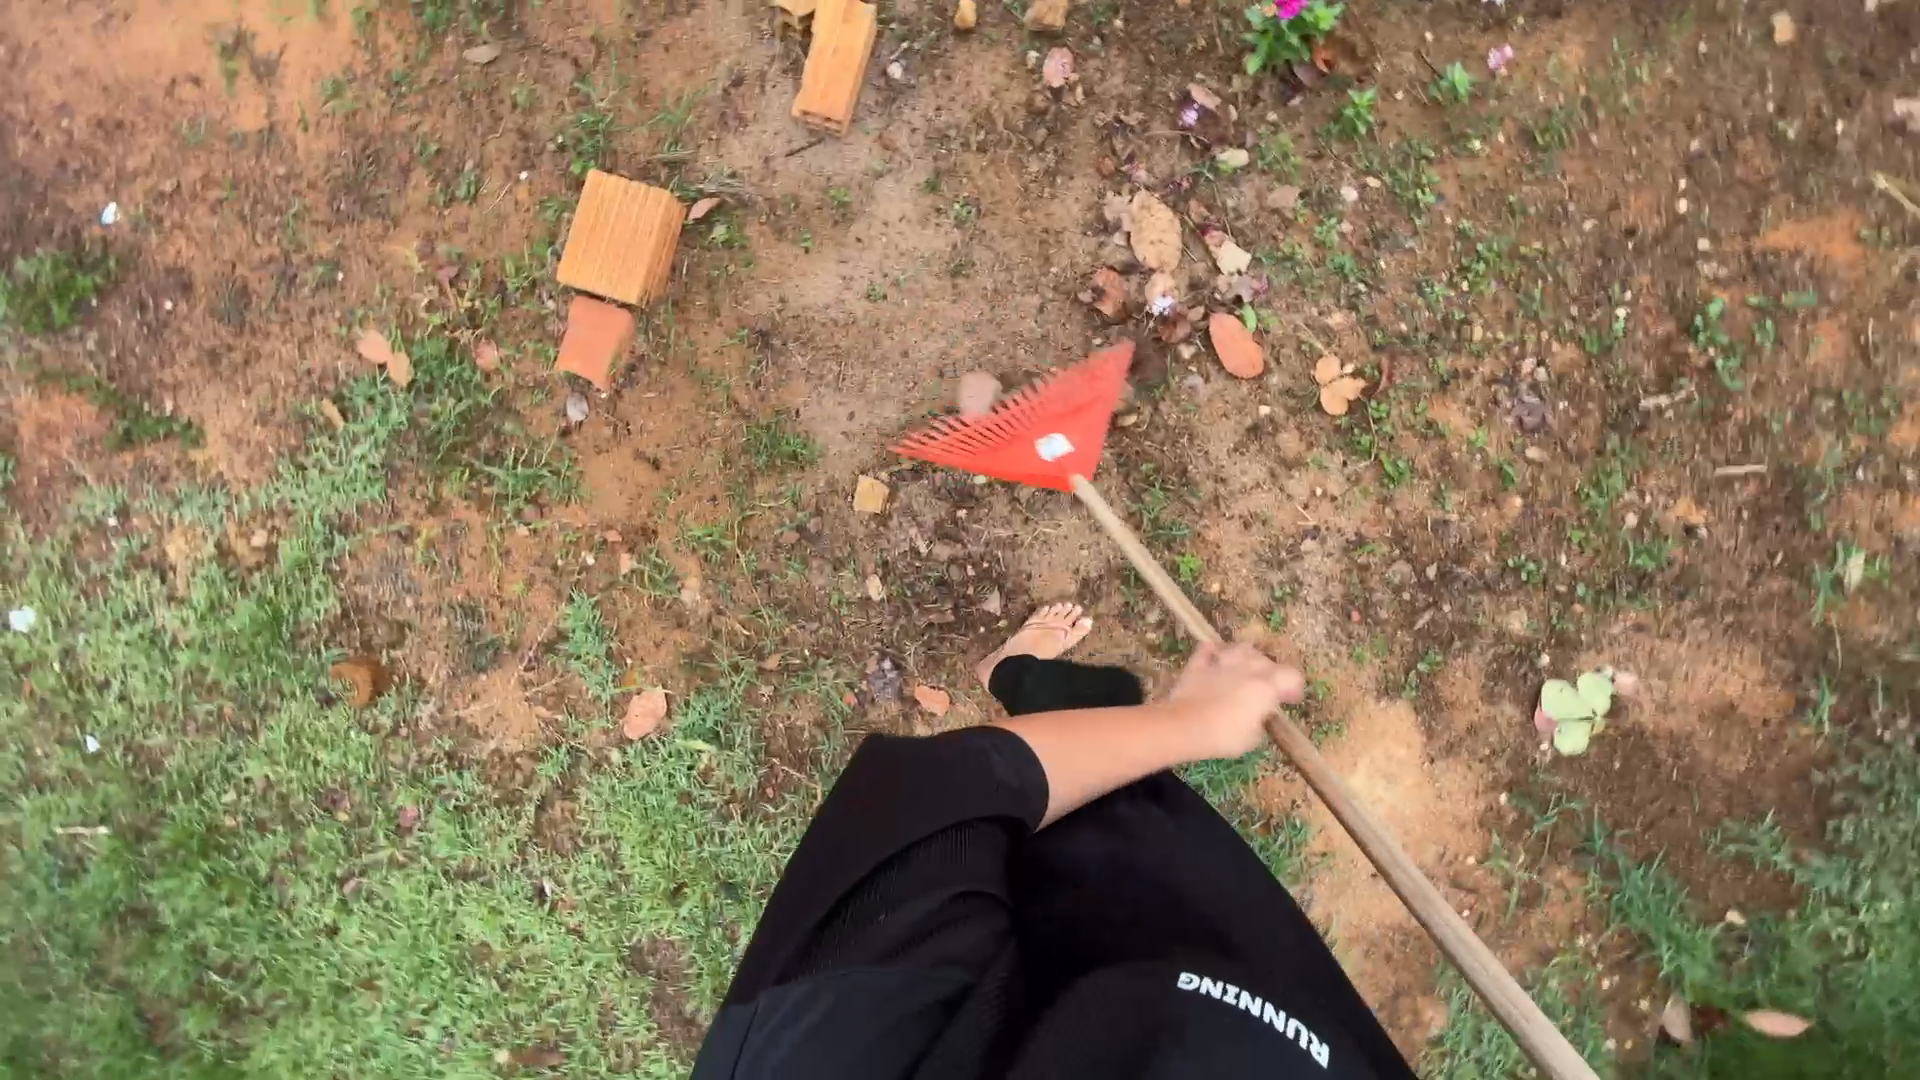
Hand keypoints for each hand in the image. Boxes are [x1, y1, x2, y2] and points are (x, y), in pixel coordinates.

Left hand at [1166, 642, 1305, 758]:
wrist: (1186, 725)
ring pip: (1241, 648)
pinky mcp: (1198, 663)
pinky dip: (1214, 653)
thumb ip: (1260, 719)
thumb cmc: (1224, 735)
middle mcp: (1247, 668)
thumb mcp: (1254, 737)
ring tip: (1244, 672)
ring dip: (1247, 658)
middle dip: (1271, 674)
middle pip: (1267, 661)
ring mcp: (1221, 662)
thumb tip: (1258, 713)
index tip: (1289, 700)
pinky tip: (1215, 661)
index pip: (1292, 675)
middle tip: (1266, 690)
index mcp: (1266, 686)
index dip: (1294, 687)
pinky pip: (1208, 650)